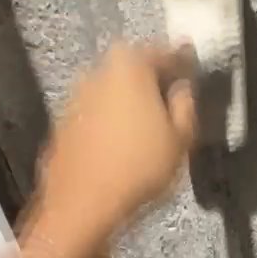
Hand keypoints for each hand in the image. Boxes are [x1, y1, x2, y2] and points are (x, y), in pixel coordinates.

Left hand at [28, 42, 196, 257]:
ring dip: (127, 104)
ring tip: (146, 129)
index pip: (165, 53)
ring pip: (111, 93)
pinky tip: (120, 147)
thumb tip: (182, 90)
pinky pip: (94, 116)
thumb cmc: (139, 168)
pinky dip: (108, 124)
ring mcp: (75, 97)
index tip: (193, 68)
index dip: (183, 62)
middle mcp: (97, 71)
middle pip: (133, 70)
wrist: (82, 204)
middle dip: (152, 82)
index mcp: (130, 65)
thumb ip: (186, 105)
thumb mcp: (180, 139)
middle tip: (170, 101)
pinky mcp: (62, 124)